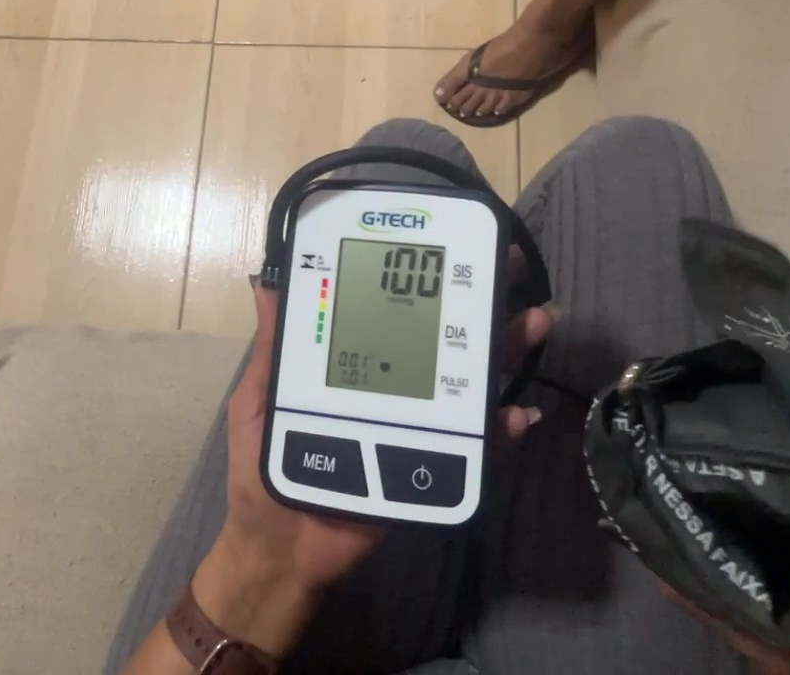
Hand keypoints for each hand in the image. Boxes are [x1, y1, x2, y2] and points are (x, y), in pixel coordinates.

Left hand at [195, 256, 553, 658]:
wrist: (279, 547)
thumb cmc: (262, 466)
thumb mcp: (259, 399)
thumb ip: (273, 348)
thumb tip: (268, 283)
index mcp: (355, 361)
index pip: (394, 308)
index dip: (421, 275)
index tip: (444, 243)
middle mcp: (395, 382)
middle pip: (442, 336)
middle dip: (479, 301)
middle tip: (505, 269)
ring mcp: (418, 421)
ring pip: (468, 381)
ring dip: (504, 349)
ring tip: (530, 321)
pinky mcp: (432, 465)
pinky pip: (474, 447)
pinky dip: (500, 431)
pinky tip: (516, 414)